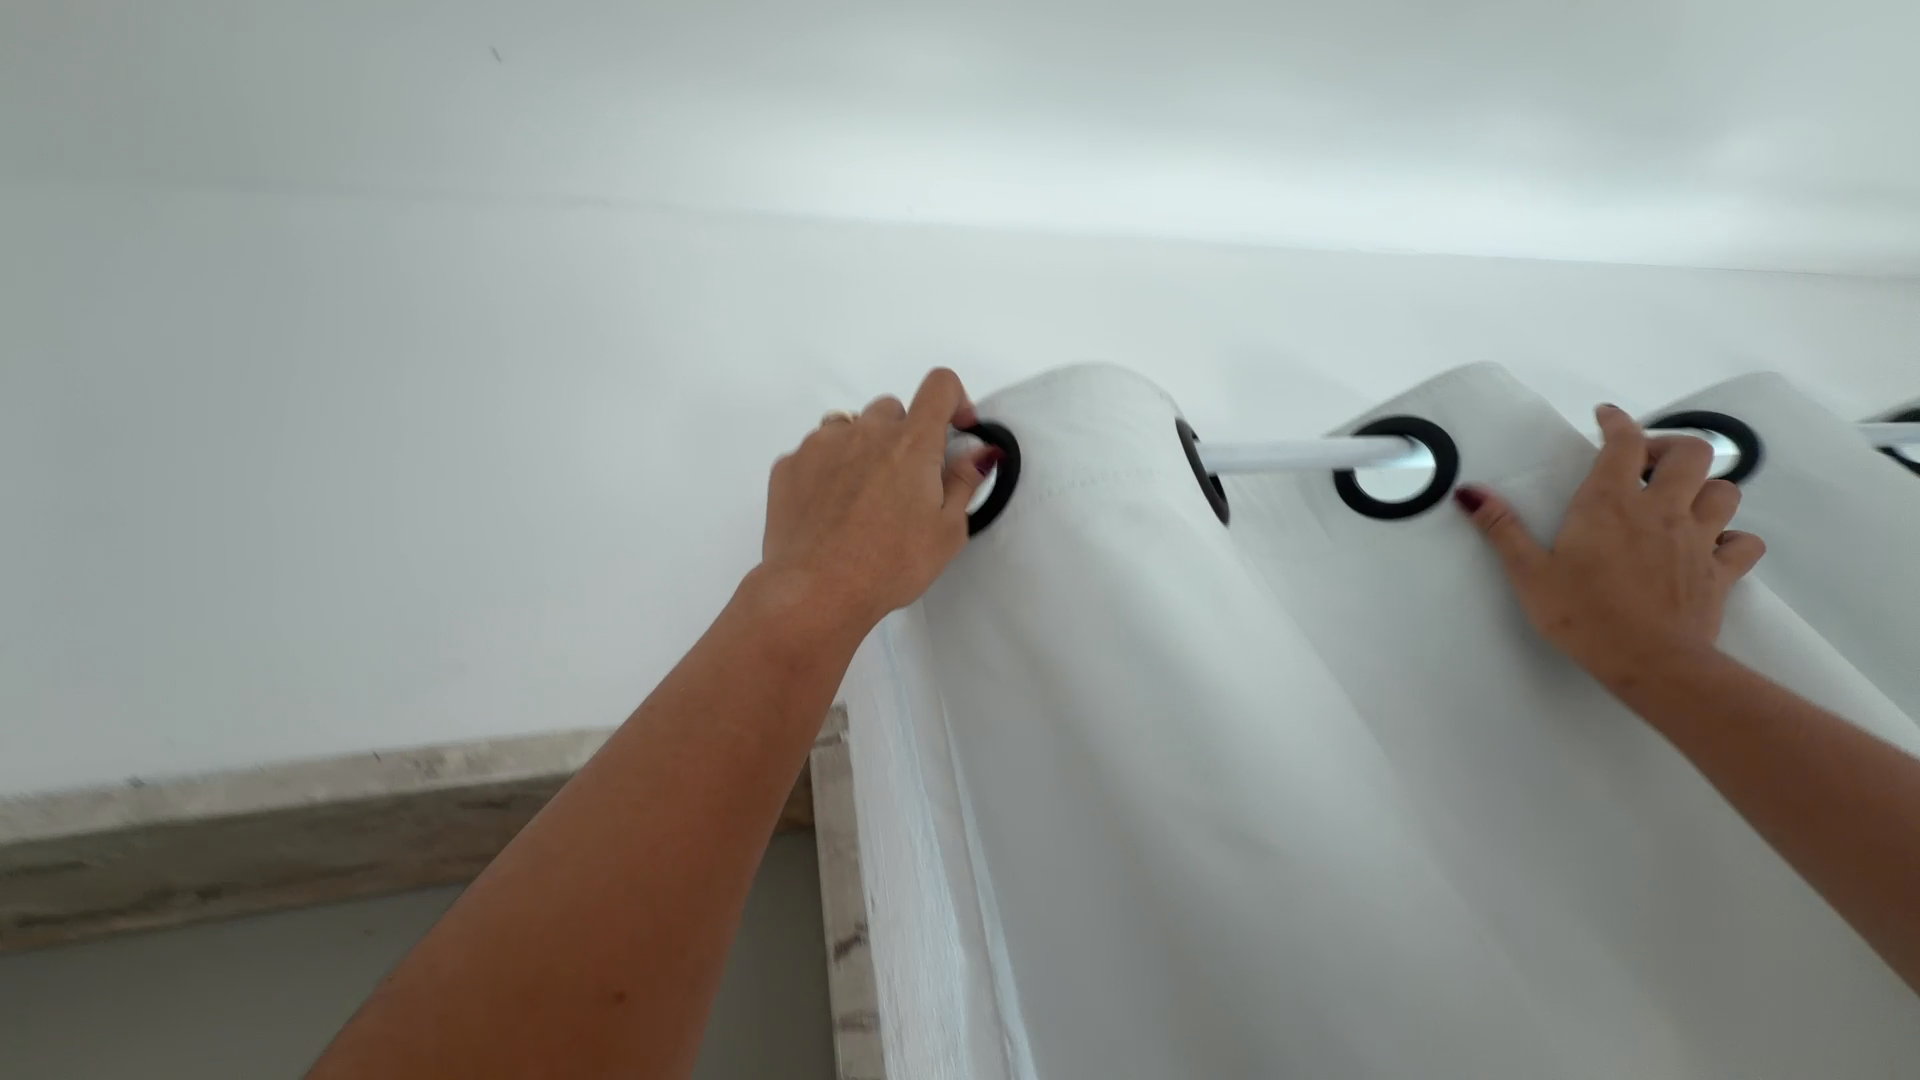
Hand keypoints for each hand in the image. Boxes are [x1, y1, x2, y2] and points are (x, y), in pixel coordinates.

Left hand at [759, 368, 1000, 634]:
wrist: (816, 590)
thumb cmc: (889, 565)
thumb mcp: (946, 532)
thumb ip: (963, 483)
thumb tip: (978, 454)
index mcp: (911, 443)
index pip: (940, 386)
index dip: (955, 399)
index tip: (956, 428)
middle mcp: (865, 432)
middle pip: (891, 410)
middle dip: (904, 436)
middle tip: (906, 483)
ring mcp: (821, 445)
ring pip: (849, 427)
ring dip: (863, 448)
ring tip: (864, 496)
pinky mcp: (789, 465)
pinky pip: (815, 452)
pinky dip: (828, 469)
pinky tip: (832, 509)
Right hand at [1455, 404, 1766, 684]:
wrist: (1650, 662)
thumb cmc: (1581, 614)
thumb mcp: (1528, 571)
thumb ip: (1501, 528)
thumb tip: (1470, 492)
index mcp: (1610, 505)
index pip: (1623, 444)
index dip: (1615, 422)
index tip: (1604, 416)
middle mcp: (1662, 511)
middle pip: (1692, 454)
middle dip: (1668, 447)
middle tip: (1643, 462)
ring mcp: (1699, 540)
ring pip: (1725, 490)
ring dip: (1704, 486)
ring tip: (1676, 499)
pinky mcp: (1722, 571)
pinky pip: (1743, 541)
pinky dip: (1731, 535)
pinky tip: (1709, 544)